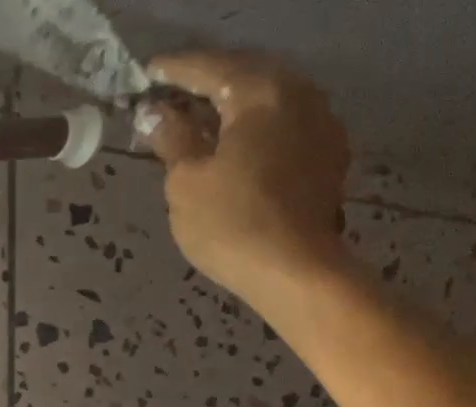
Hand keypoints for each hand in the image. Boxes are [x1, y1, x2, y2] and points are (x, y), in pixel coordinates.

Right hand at [141, 51, 351, 299]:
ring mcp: (320, 122)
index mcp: (260, 94)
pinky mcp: (327, 153)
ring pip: (270, 98)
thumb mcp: (186, 181)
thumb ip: (173, 139)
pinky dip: (257, 124)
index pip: (211, 69)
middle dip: (209, 81)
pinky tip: (238, 141)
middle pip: (248, 75)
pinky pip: (285, 122)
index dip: (176, 71)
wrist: (293, 266)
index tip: (148, 73)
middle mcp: (299, 95)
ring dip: (235, 102)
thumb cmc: (229, 222)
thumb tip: (157, 113)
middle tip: (174, 92)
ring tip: (204, 116)